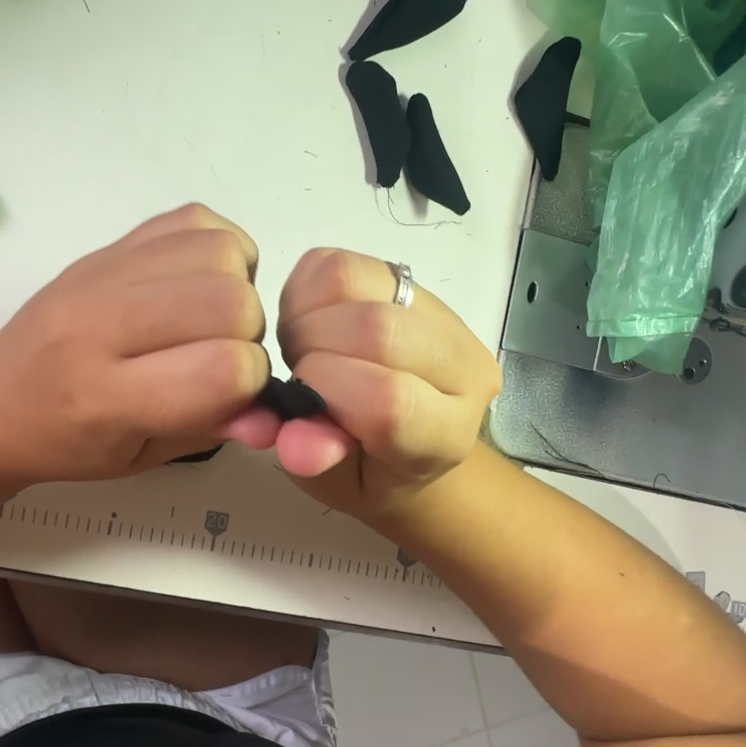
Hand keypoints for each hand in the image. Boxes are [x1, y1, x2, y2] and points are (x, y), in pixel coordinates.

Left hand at [0, 205, 271, 485]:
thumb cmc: (67, 445)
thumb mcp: (140, 458)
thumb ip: (212, 429)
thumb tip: (275, 410)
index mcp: (104, 396)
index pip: (223, 368)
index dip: (248, 383)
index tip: (228, 394)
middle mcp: (100, 324)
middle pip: (229, 301)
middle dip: (246, 334)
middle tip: (217, 355)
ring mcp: (100, 273)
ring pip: (218, 252)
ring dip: (235, 287)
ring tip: (205, 319)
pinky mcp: (105, 245)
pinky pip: (192, 219)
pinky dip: (215, 250)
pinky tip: (194, 284)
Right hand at [269, 248, 498, 522]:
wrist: (407, 443)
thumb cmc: (368, 472)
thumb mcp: (339, 485)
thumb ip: (317, 460)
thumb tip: (284, 439)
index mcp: (446, 433)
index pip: (389, 399)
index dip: (327, 391)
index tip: (302, 402)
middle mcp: (460, 365)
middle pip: (375, 328)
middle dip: (310, 346)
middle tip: (297, 372)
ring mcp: (437, 313)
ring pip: (353, 279)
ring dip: (303, 312)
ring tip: (302, 347)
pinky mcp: (405, 279)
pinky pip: (336, 261)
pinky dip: (303, 290)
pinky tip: (308, 323)